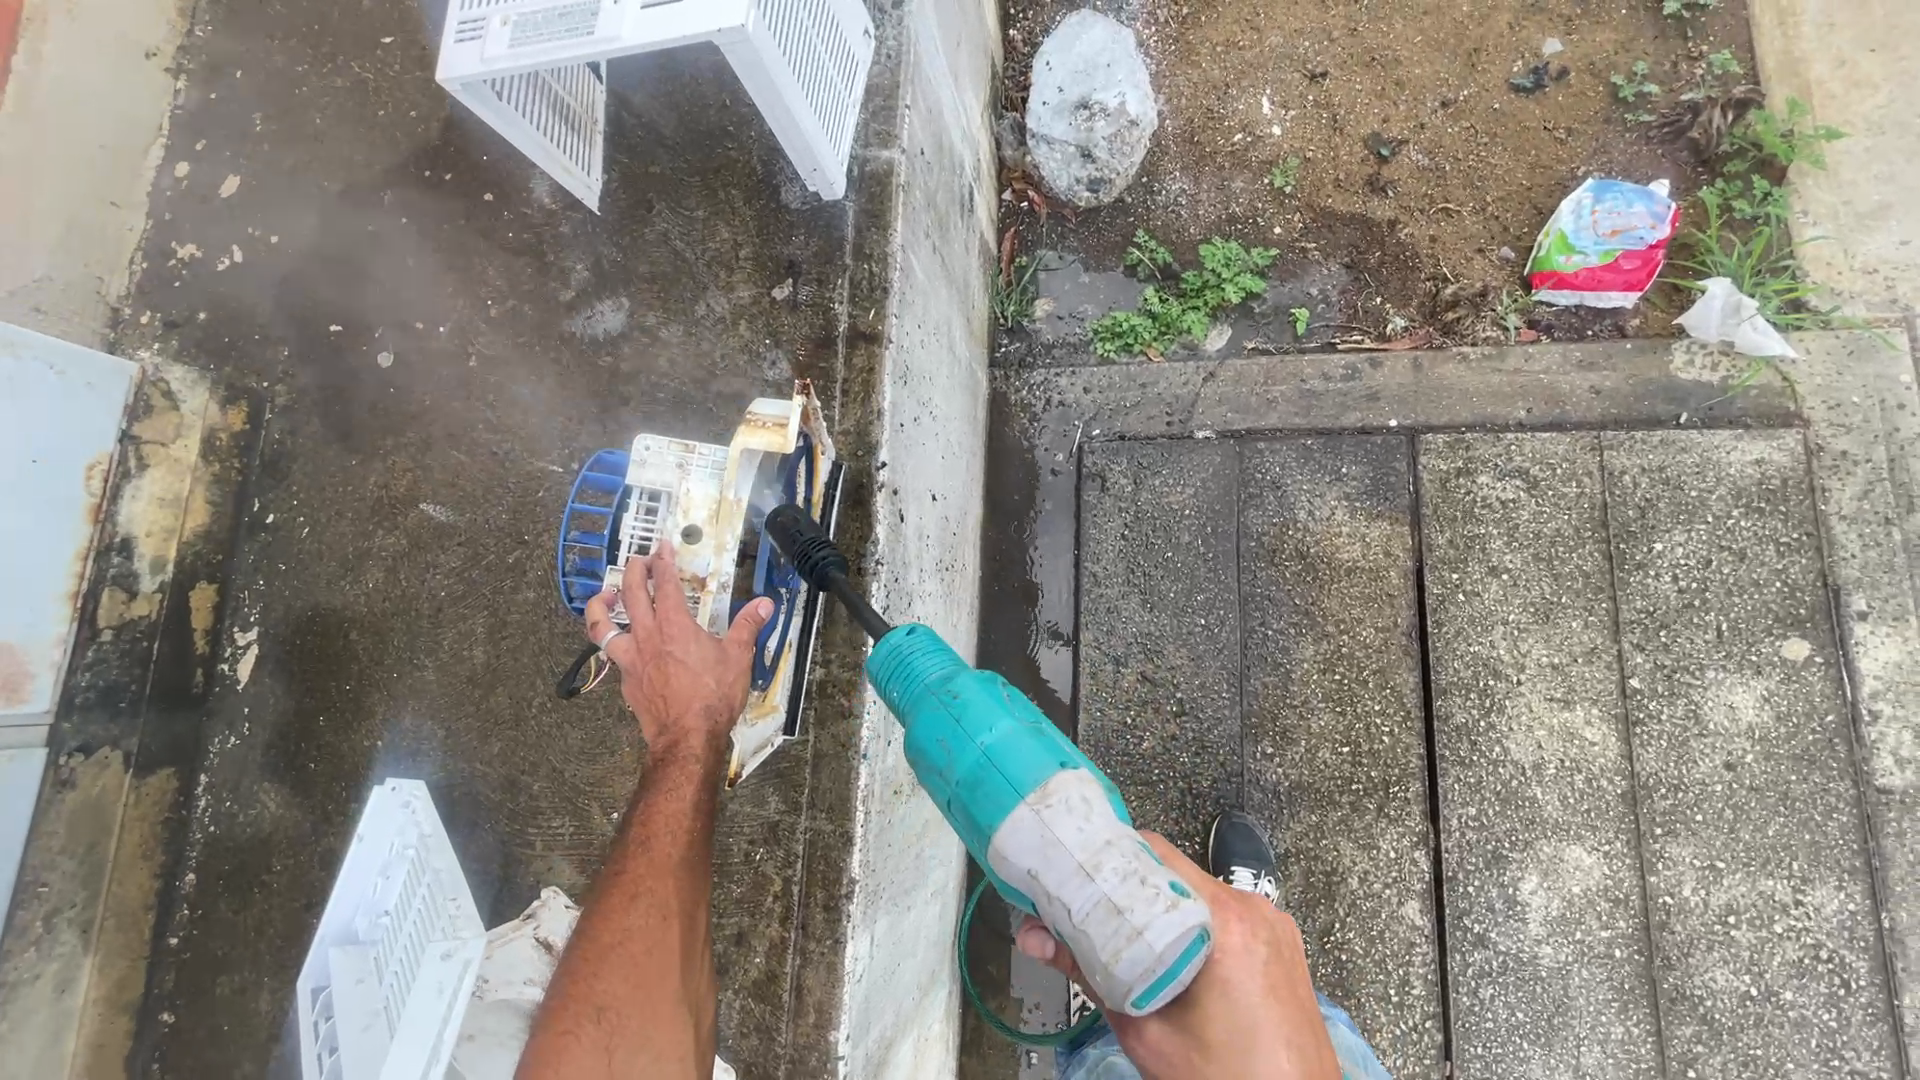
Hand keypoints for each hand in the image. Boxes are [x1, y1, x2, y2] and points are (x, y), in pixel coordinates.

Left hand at [583, 539, 773, 756]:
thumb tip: (763, 604)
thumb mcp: (738, 657)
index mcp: (675, 626)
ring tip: (606, 595)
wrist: (687, 737)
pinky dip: (615, 643)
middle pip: (631, 594)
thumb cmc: (713, 697)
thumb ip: (747, 626)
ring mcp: (631, 660)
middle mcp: (647, 637)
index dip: (663, 562)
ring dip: (601, 606)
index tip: (662, 547)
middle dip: (634, 571)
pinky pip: (613, 655)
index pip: (665, 584)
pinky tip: (623, 645)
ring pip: (603, 626)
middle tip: (639, 560)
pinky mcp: (626, 681)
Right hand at [1016, 832, 1340, 1079]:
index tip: (1079, 870)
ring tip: (1129, 937)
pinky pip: (1226, 912)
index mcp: (1224, 920)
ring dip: (1162, 906)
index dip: (1110, 855)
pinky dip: (1195, 922)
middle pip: (1175, 869)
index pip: (1154, 851)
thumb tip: (1034, 936)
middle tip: (1092, 908)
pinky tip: (1172, 953)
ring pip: (1198, 890)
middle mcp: (1254, 908)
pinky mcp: (1282, 940)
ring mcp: (1274, 923)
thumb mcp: (1145, 1032)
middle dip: (1130, 886)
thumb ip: (1087, 975)